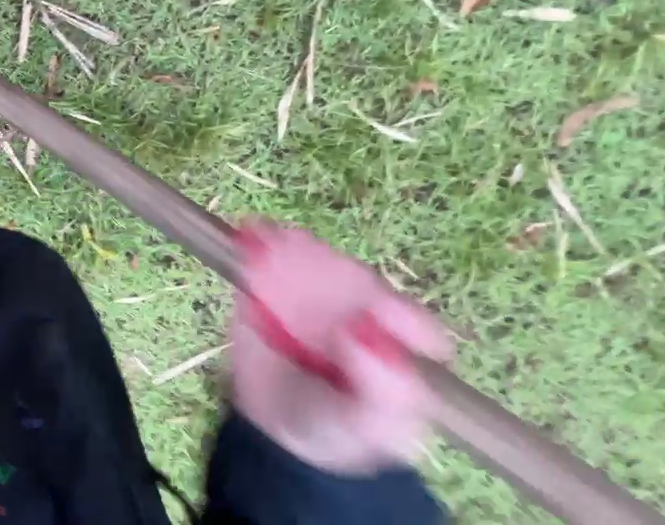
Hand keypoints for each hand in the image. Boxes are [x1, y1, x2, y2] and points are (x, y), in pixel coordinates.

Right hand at [227, 222, 452, 475]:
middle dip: (328, 269)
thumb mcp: (368, 427)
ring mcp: (315, 296)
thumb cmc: (333, 430)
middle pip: (354, 281)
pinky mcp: (272, 287)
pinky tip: (250, 233)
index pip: (414, 324)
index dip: (395, 314)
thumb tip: (364, 333)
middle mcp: (362, 313)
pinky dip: (259, 242)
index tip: (366, 314)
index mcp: (400, 349)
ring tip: (267, 245)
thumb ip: (382, 390)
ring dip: (292, 248)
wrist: (273, 424)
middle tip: (300, 264)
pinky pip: (268, 260)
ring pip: (312, 262)